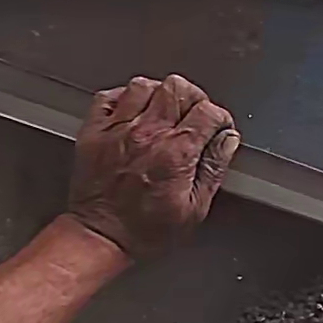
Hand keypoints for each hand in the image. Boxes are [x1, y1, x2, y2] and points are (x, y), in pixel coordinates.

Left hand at [67, 74, 239, 258]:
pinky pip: (109, 96)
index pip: (208, 112)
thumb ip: (214, 168)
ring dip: (160, 95)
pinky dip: (125, 98)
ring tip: (165, 113)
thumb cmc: (147, 230)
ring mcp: (118, 130)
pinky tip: (134, 113)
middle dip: (193, 98)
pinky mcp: (95, 132)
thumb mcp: (196, 207)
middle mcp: (147, 135)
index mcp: (176, 154)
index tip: (219, 128)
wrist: (102, 237)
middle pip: (176, 88)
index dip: (220, 118)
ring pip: (144, 85)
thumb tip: (227, 140)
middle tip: (195, 115)